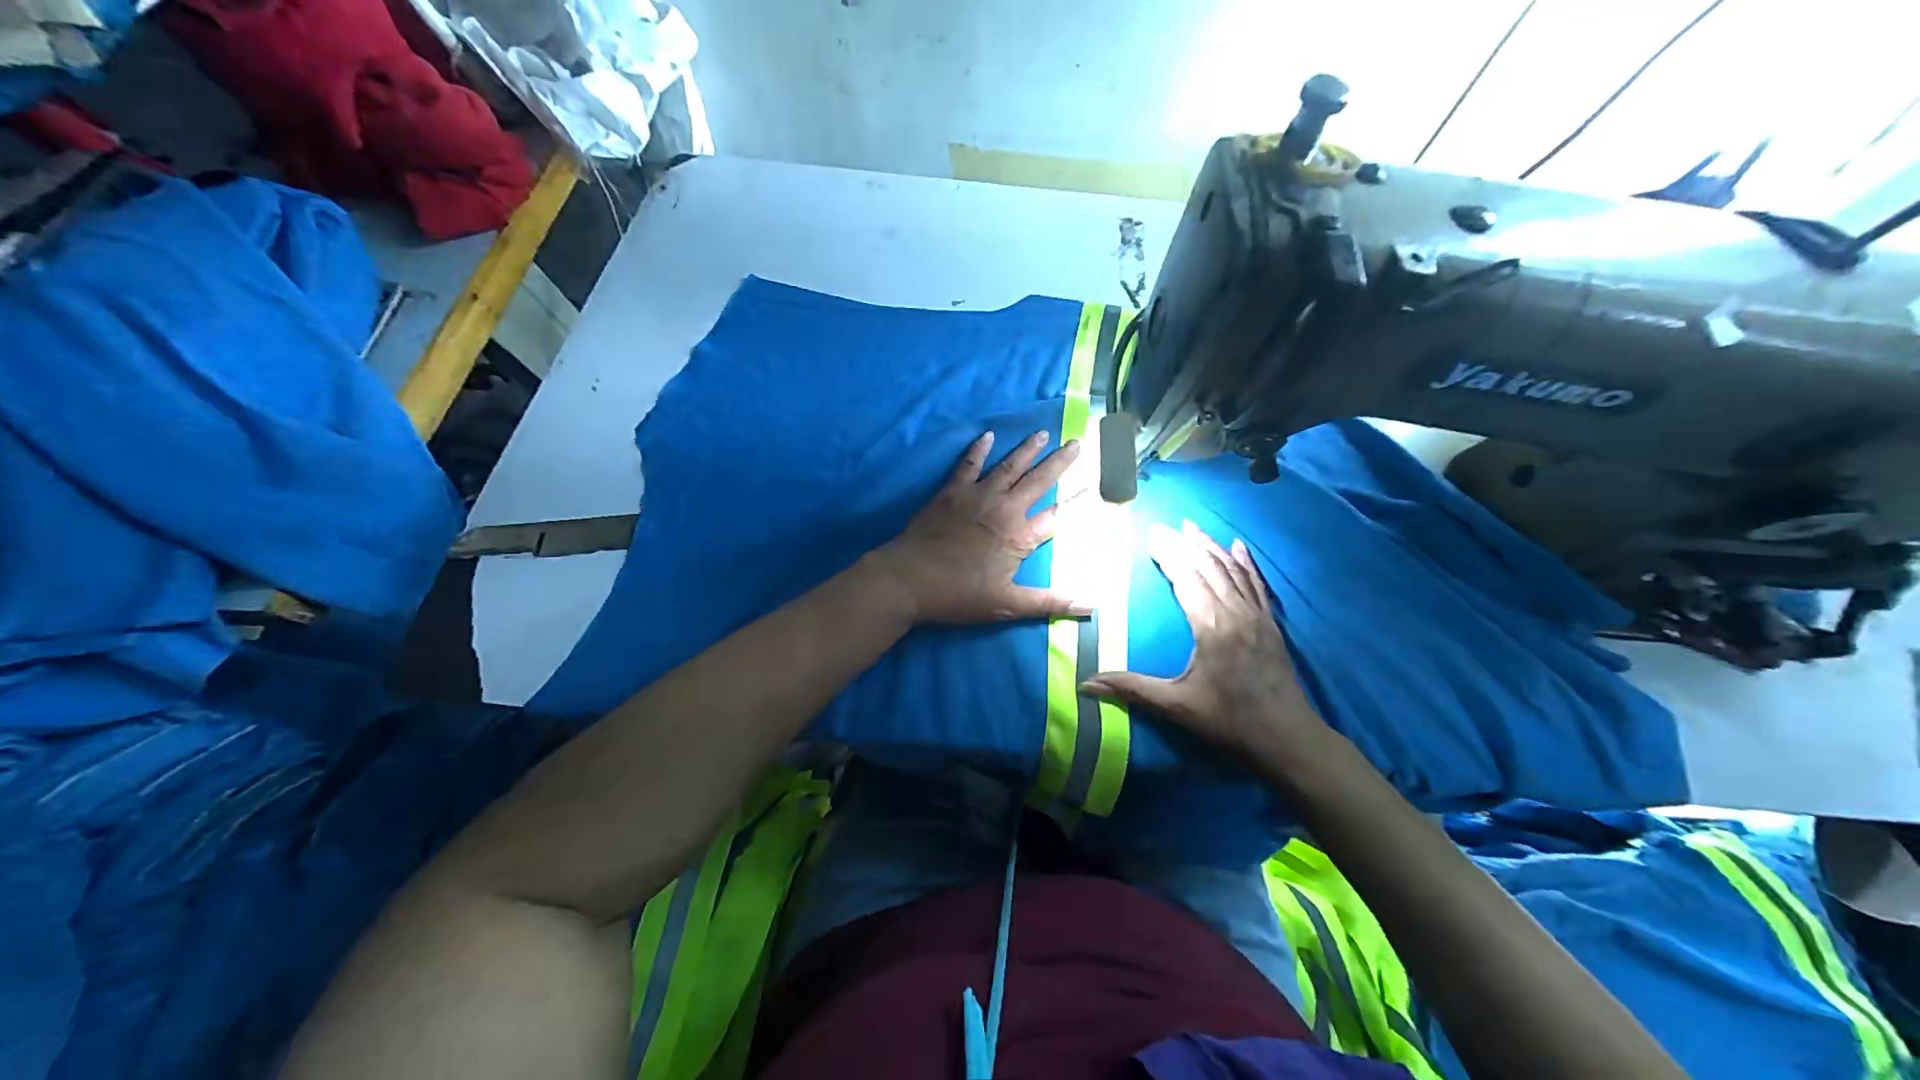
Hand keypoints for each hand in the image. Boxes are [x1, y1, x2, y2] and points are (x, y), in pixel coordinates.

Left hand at [865, 430, 1090, 624]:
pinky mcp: (951, 491)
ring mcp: (977, 496)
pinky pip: (968, 464)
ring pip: (1009, 466)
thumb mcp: (1007, 605)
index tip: (1090, 487)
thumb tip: (1091, 606)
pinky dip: (979, 449)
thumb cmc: (958, 595)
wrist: (908, 579)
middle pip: (1038, 481)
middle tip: (1076, 444)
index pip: (1055, 516)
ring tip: (1042, 434)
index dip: (1074, 503)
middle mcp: (1004, 509)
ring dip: (1027, 449)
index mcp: (1020, 537)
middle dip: (1059, 462)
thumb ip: (1049, 603)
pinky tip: (988, 435)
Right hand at [1079, 521, 1329, 761]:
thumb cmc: (1230, 722)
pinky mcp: (1271, 625)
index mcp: (1212, 628)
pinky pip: (1257, 585)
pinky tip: (1238, 546)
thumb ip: (1132, 690)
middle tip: (1164, 525)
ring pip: (1232, 571)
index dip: (1169, 555)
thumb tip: (1086, 685)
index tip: (1151, 535)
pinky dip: (1245, 563)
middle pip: (1208, 569)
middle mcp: (1236, 614)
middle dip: (1185, 544)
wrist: (1289, 739)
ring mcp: (1258, 617)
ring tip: (1193, 527)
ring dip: (1211, 547)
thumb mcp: (1177, 707)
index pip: (1187, 580)